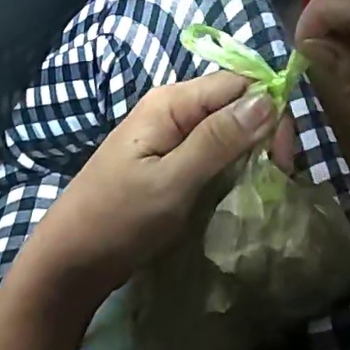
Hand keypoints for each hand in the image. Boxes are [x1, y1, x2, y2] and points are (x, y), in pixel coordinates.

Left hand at [18, 71, 282, 306]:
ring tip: (265, 182)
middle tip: (278, 174)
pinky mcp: (170, 158)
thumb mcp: (172, 182)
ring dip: (251, 149)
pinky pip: (213, 147)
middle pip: (235, 101)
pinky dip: (233, 162)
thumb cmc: (117, 221)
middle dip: (264, 130)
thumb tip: (268, 98)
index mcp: (171, 102)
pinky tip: (242, 186)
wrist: (66, 265)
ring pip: (227, 126)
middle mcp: (173, 108)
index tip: (283, 154)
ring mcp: (170, 133)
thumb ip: (218, 139)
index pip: (238, 83)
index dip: (268, 109)